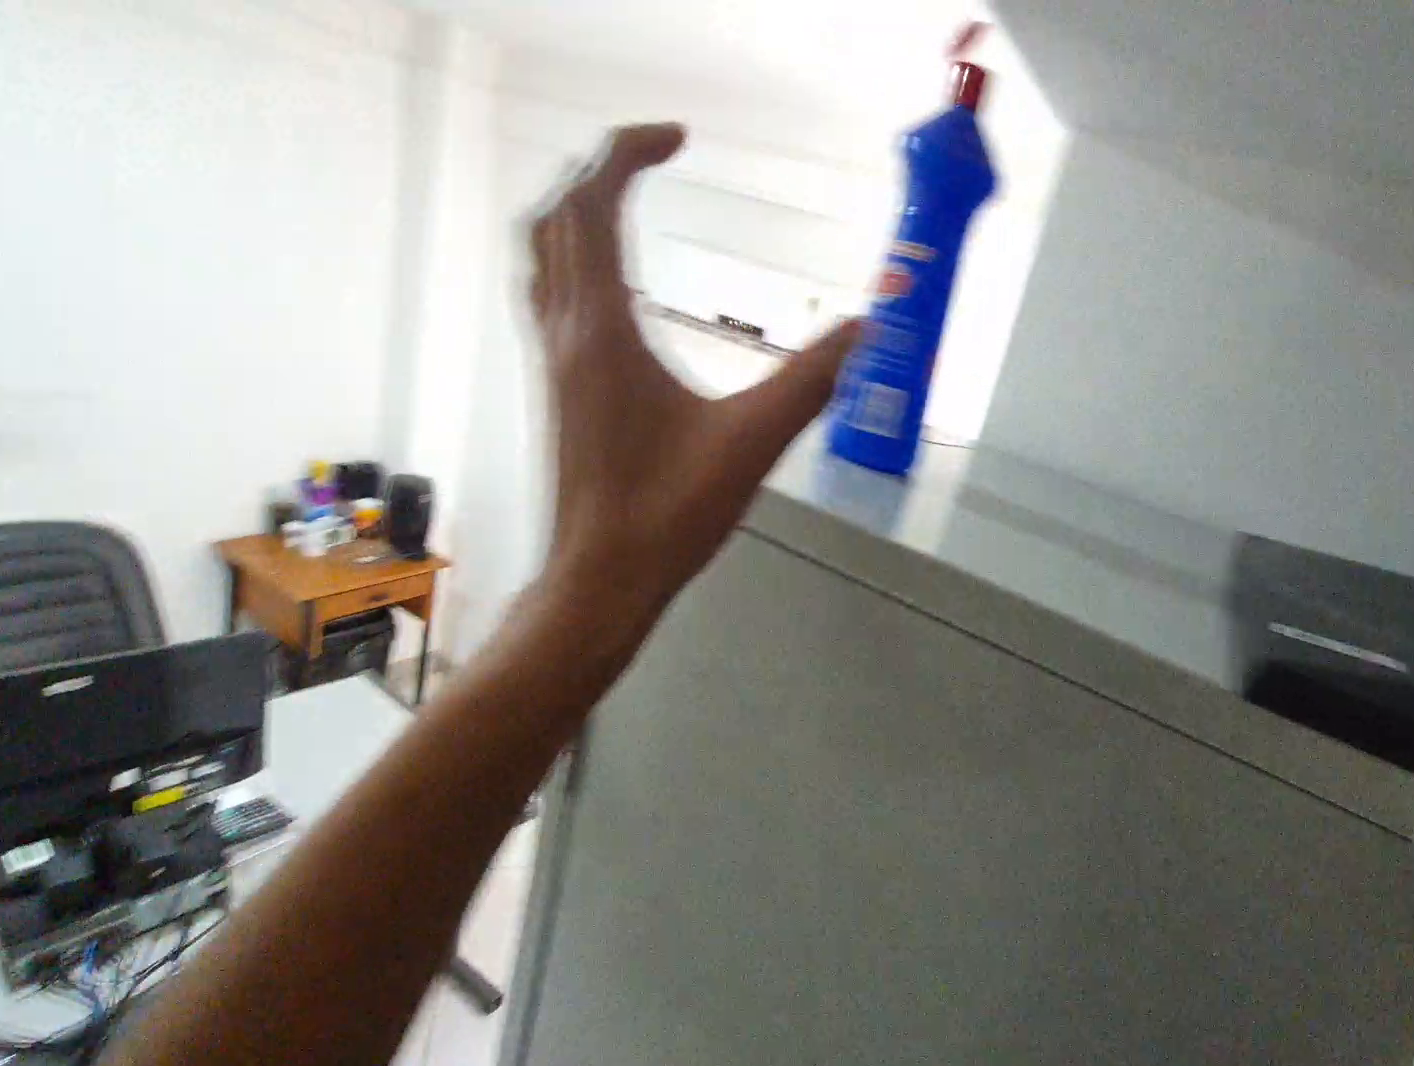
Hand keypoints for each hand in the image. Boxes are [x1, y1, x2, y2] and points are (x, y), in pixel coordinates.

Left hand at [527, 123, 861, 621]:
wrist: (600, 578)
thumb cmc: (670, 514)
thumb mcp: (752, 443)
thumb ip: (812, 380)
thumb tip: (871, 325)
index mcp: (604, 330)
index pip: (595, 204)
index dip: (629, 152)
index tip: (682, 139)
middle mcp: (566, 332)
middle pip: (558, 216)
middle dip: (602, 169)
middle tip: (656, 159)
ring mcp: (553, 361)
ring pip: (542, 254)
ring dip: (577, 211)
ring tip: (627, 199)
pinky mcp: (557, 389)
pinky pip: (548, 294)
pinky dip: (571, 257)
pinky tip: (607, 282)